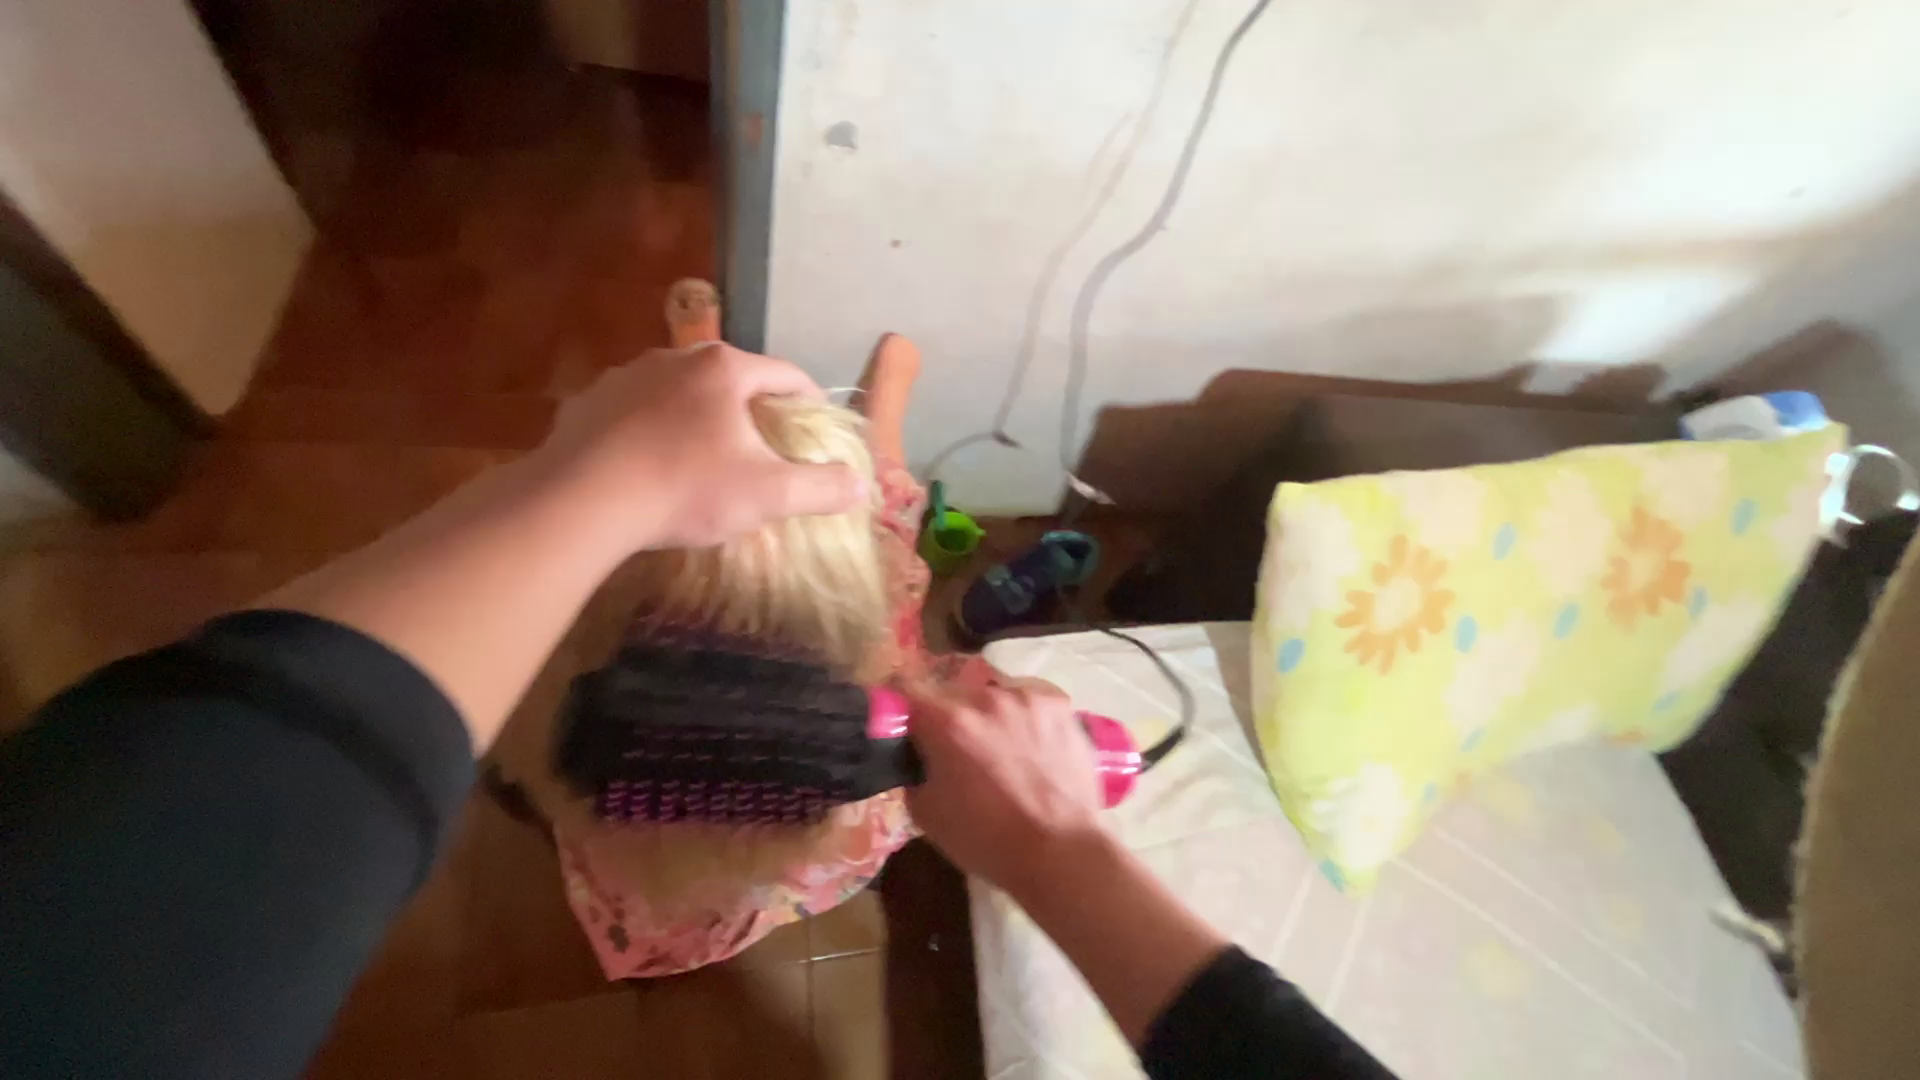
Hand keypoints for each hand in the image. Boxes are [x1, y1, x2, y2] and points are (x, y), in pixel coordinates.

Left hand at [531, 344, 865, 552]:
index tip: (816, 429)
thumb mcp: (769, 494)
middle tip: (764, 447)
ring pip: (682, 391)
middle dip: (753, 409)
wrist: (581, 501)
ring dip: (701, 416)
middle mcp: (676, 357)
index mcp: (725, 369)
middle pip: (734, 378)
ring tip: (706, 456)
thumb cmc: (687, 488)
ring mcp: (626, 376)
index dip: (810, 401)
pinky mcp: (588, 402)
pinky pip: (637, 411)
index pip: (786, 374)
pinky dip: (654, 430)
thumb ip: (822, 488)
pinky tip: (653, 464)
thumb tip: (860, 486)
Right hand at [905, 679, 1109, 895]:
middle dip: (947, 714)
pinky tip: (1031, 744)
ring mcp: (1025, 696)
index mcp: (946, 721)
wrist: (1059, 851)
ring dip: (986, 713)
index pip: (905, 685)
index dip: (900, 703)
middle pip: (950, 691)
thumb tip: (917, 752)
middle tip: (956, 747)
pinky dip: (1021, 716)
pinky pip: (1026, 699)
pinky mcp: (1057, 703)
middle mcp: (984, 697)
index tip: (905, 720)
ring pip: (991, 693)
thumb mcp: (925, 812)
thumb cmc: (986, 840)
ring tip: (1000, 748)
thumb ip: (913, 769)